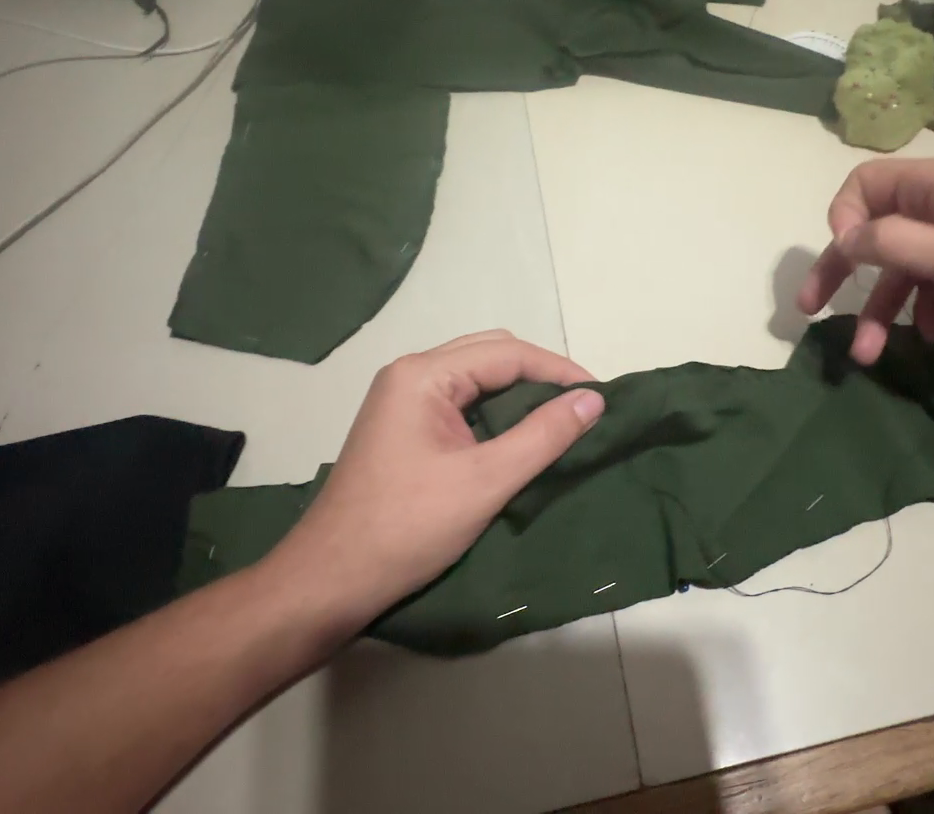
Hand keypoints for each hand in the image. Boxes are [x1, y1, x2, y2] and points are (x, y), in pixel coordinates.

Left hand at [262, 331, 604, 624]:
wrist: (331, 581)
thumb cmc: (407, 527)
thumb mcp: (486, 480)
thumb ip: (543, 435)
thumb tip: (593, 399)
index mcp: (423, 375)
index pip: (507, 353)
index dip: (559, 371)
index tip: (602, 396)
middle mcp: (410, 375)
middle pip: (490, 354)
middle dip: (540, 375)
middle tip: (582, 406)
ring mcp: (402, 401)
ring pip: (476, 378)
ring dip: (518, 393)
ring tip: (560, 419)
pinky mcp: (404, 428)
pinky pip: (461, 403)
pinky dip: (496, 412)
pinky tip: (520, 436)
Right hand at [798, 158, 933, 363]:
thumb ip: (891, 244)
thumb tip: (843, 237)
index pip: (865, 184)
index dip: (844, 218)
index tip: (846, 258)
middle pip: (877, 229)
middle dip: (846, 271)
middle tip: (811, 309)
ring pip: (905, 264)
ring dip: (884, 305)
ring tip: (870, 354)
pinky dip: (925, 305)